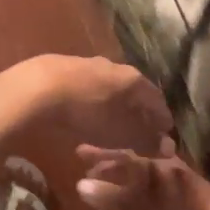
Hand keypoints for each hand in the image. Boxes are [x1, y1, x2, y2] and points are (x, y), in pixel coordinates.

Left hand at [0, 55, 171, 156]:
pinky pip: (89, 89)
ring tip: (112, 128)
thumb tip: (169, 145)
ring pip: (109, 88)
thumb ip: (146, 139)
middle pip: (132, 91)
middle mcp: (113, 66)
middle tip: (139, 134)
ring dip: (114, 108)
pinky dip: (95, 103)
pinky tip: (86, 116)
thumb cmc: (89, 113)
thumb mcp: (122, 133)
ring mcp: (88, 64)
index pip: (156, 98)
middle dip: (138, 112)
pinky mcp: (66, 68)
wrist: (40, 88)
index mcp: (132, 79)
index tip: (164, 134)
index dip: (162, 118)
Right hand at [74, 140, 209, 209]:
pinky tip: (136, 184)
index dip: (98, 154)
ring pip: (142, 162)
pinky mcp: (184, 184)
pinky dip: (138, 176)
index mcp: (148, 159)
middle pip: (129, 154)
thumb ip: (111, 197)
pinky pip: (153, 171)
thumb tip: (79, 185)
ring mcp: (174, 170)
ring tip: (108, 174)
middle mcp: (160, 158)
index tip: (78, 151)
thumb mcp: (140, 208)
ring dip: (124, 168)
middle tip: (89, 164)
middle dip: (109, 160)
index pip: (117, 151)